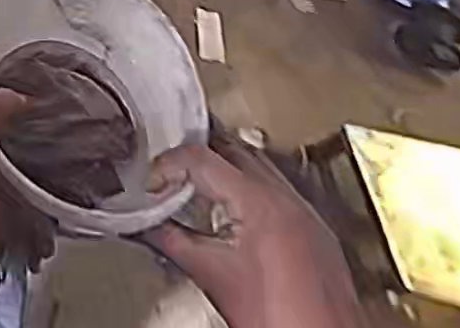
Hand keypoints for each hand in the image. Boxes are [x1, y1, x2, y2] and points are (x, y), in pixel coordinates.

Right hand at [143, 140, 364, 327]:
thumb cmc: (282, 325)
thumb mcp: (211, 277)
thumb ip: (170, 239)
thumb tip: (142, 221)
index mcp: (261, 203)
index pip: (200, 158)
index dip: (168, 165)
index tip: (153, 183)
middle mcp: (288, 201)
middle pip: (229, 148)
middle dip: (193, 157)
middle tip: (168, 173)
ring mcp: (307, 216)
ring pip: (255, 164)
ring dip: (221, 169)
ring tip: (195, 187)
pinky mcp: (317, 234)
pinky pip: (276, 189)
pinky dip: (246, 188)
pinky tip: (231, 212)